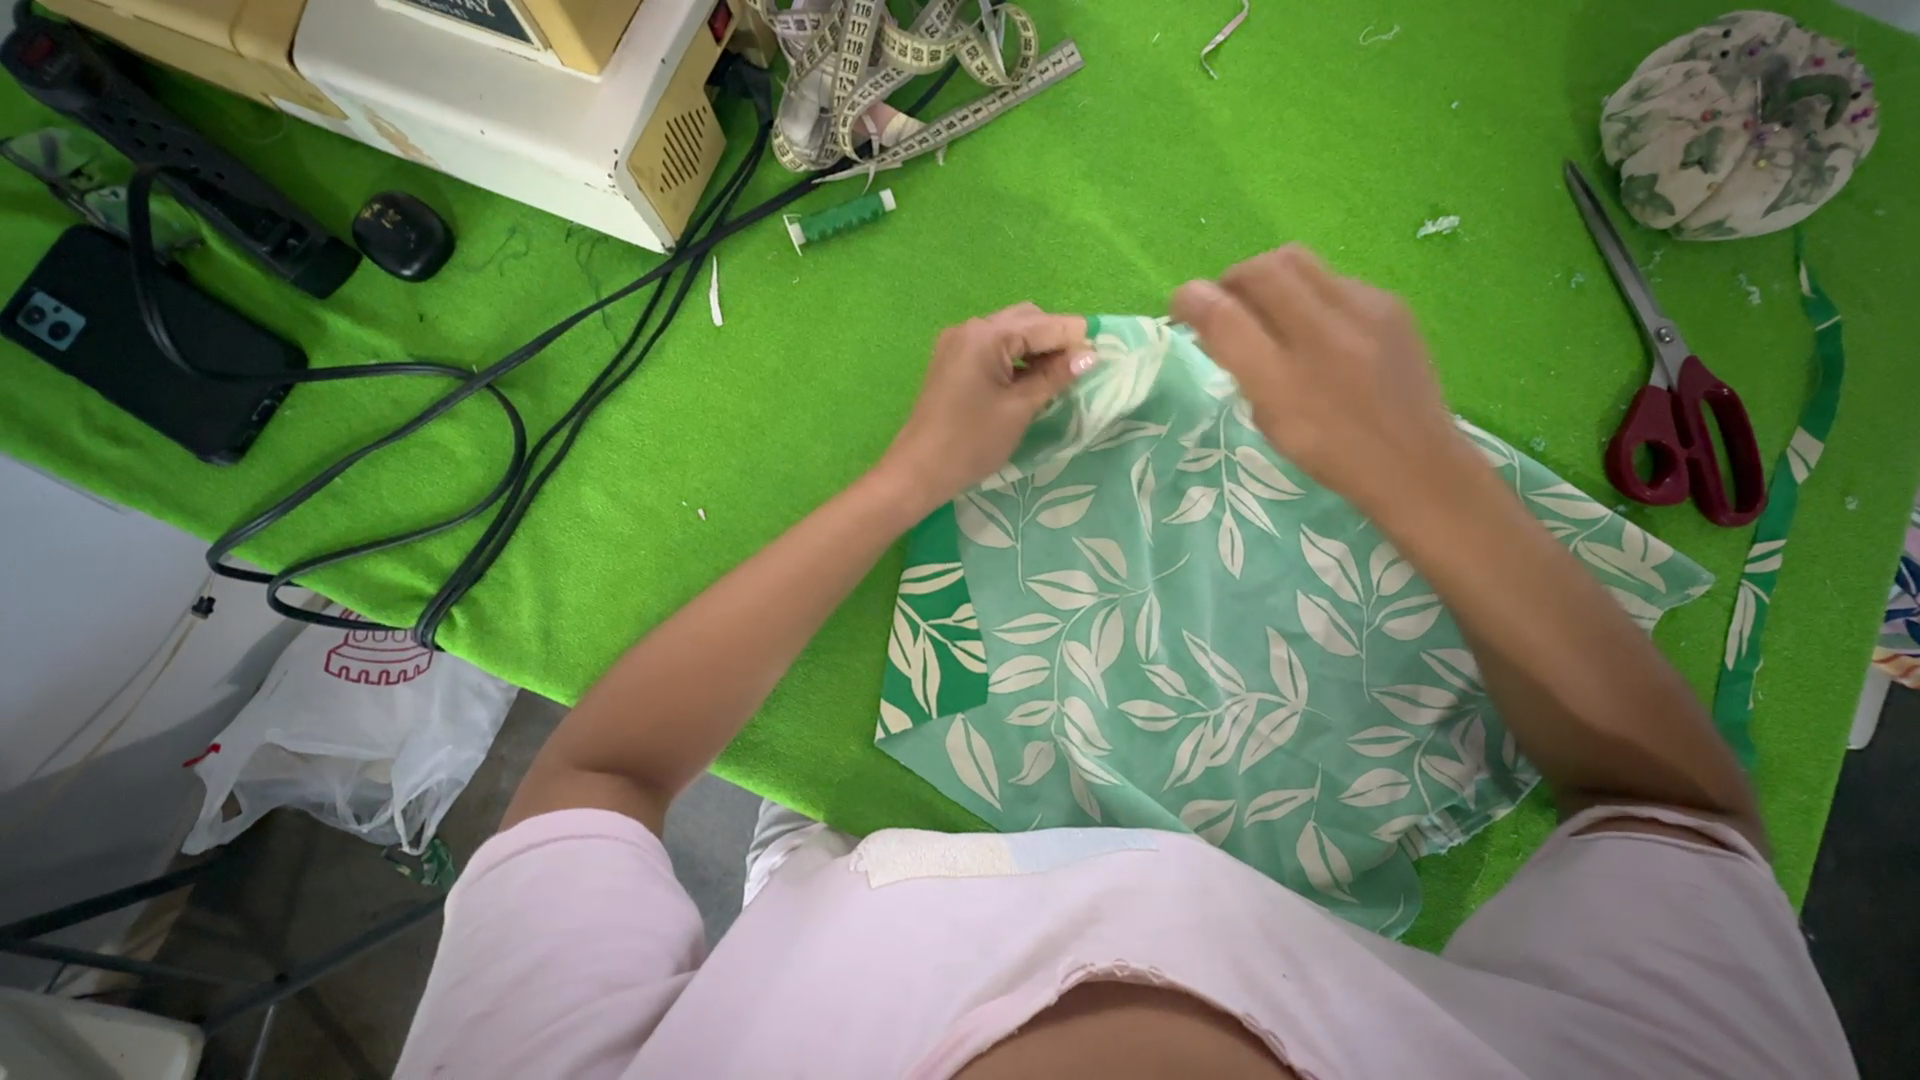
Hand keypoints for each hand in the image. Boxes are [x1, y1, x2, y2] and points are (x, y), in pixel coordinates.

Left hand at [881, 303, 1096, 505]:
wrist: (919, 470)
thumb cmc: (972, 441)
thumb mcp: (1020, 408)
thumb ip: (1055, 376)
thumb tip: (1089, 356)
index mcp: (987, 335)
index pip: (1043, 325)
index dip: (1074, 338)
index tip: (1102, 356)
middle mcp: (970, 328)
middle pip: (1026, 319)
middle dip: (1055, 338)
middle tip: (1080, 368)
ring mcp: (957, 343)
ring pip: (1009, 331)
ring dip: (1036, 347)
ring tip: (1059, 376)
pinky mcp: (952, 360)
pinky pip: (993, 346)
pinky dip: (1015, 357)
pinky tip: (1031, 378)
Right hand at [1170, 246, 1474, 517]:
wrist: (1417, 468)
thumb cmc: (1332, 451)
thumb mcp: (1269, 415)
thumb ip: (1233, 353)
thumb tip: (1199, 305)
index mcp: (1296, 355)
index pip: (1231, 301)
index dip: (1197, 298)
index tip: (1182, 310)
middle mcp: (1335, 318)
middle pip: (1272, 265)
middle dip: (1238, 280)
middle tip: (1227, 312)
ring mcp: (1372, 308)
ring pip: (1307, 270)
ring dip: (1275, 285)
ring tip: (1271, 323)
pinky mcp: (1396, 311)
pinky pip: (1339, 285)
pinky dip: (1312, 298)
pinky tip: (1318, 336)